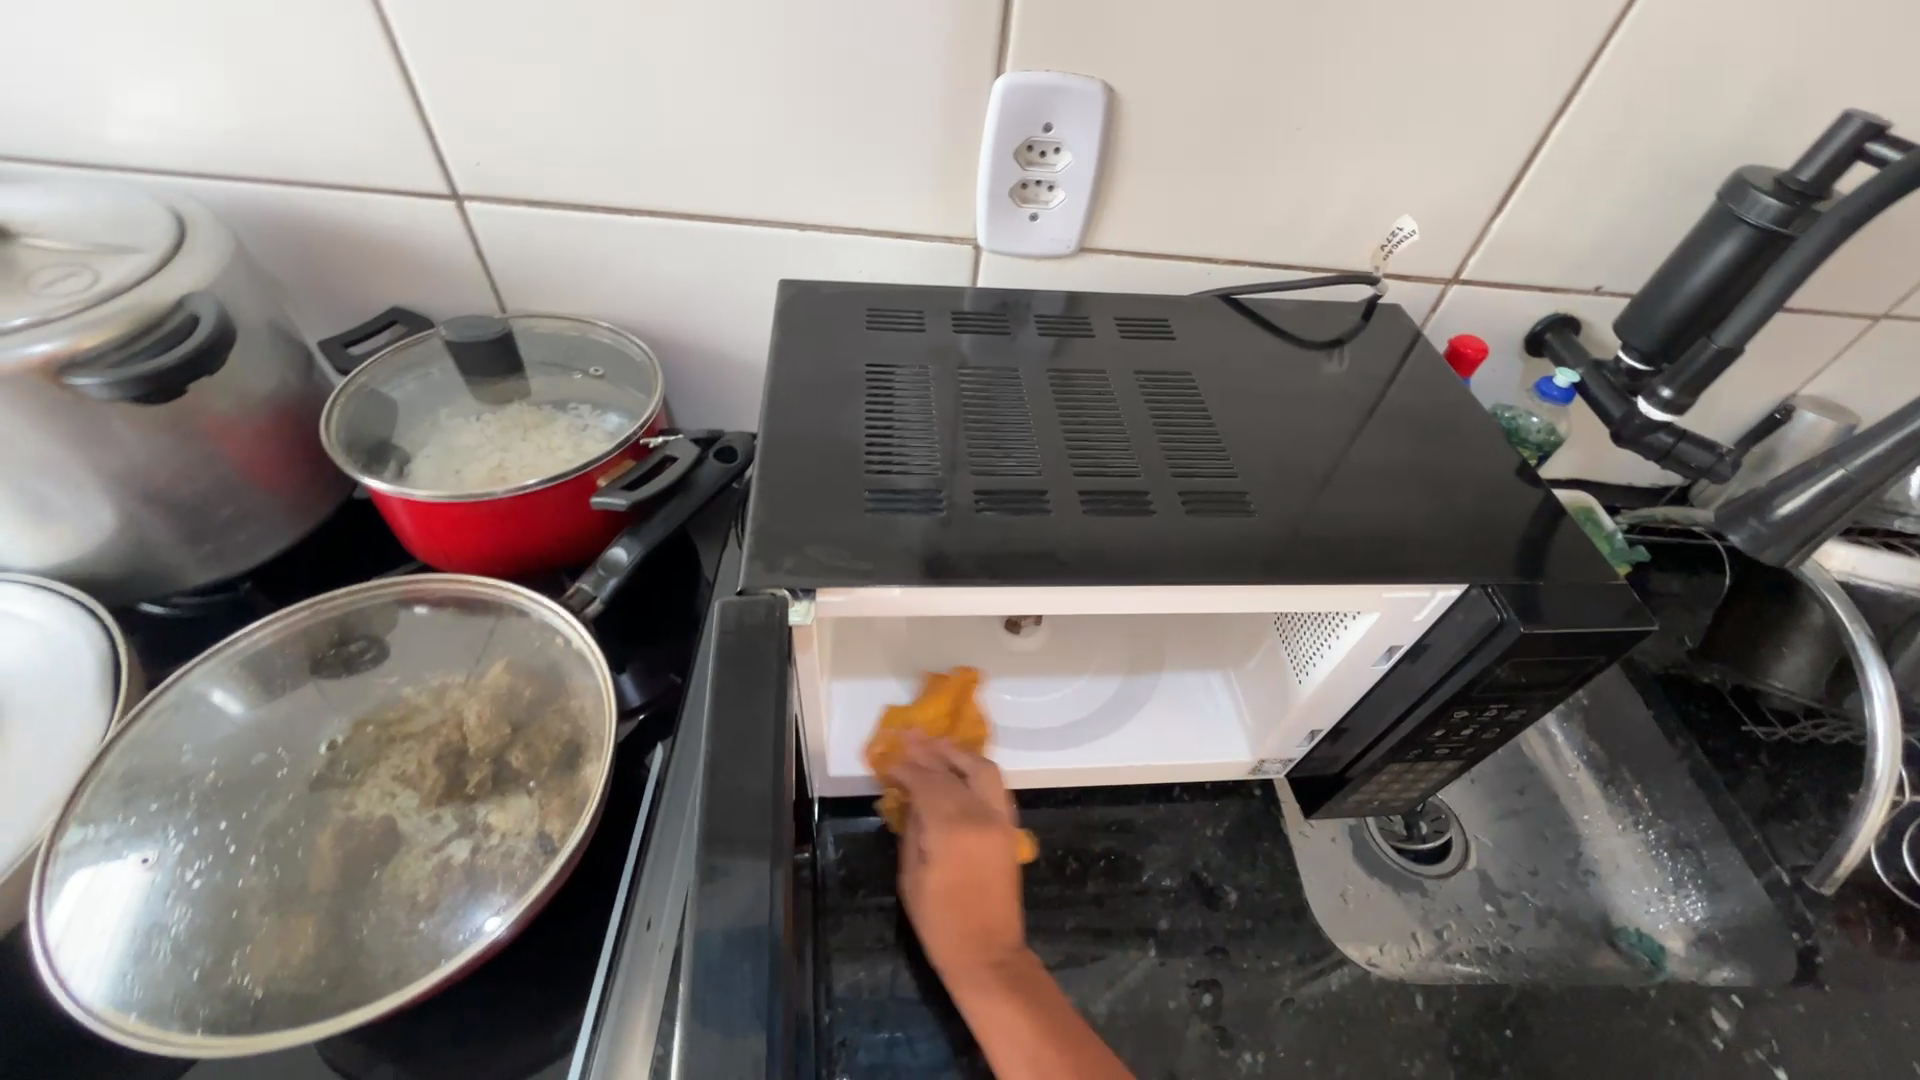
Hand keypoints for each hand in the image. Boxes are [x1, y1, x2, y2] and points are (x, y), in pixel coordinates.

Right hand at [882, 735, 1029, 985]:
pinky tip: (961, 769)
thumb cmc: (939, 922)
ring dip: (959, 754)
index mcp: (952, 828)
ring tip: (937, 745)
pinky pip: (996, 787)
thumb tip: (910, 796)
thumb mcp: (911, 876)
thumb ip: (913, 828)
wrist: (987, 953)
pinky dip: (977, 772)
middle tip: (911, 735)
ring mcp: (1001, 820)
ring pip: (984, 770)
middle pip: (955, 769)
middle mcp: (981, 815)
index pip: (927, 782)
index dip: (907, 768)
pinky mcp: (1010, 829)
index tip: (889, 761)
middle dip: (932, 751)